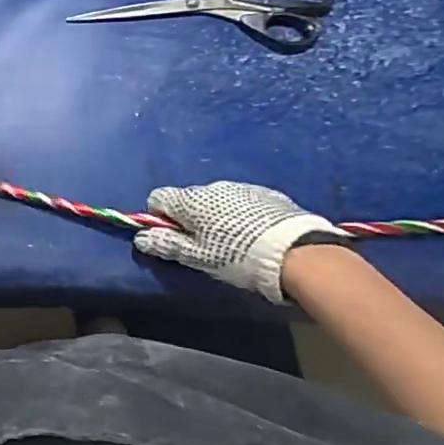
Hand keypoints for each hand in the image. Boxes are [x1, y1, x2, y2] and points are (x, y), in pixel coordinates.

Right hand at [132, 182, 349, 303]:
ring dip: (218, 215)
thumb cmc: (237, 255)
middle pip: (189, 199)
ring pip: (217, 200)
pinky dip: (242, 214)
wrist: (301, 254)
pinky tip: (256, 234)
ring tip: (235, 240)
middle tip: (206, 243)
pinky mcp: (270, 195)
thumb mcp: (197, 257)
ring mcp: (243, 188)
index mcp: (190, 200)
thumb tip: (141, 237)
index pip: (158, 198)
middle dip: (191, 217)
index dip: (161, 218)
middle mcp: (213, 187)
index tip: (174, 236)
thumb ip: (166, 244)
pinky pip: (243, 202)